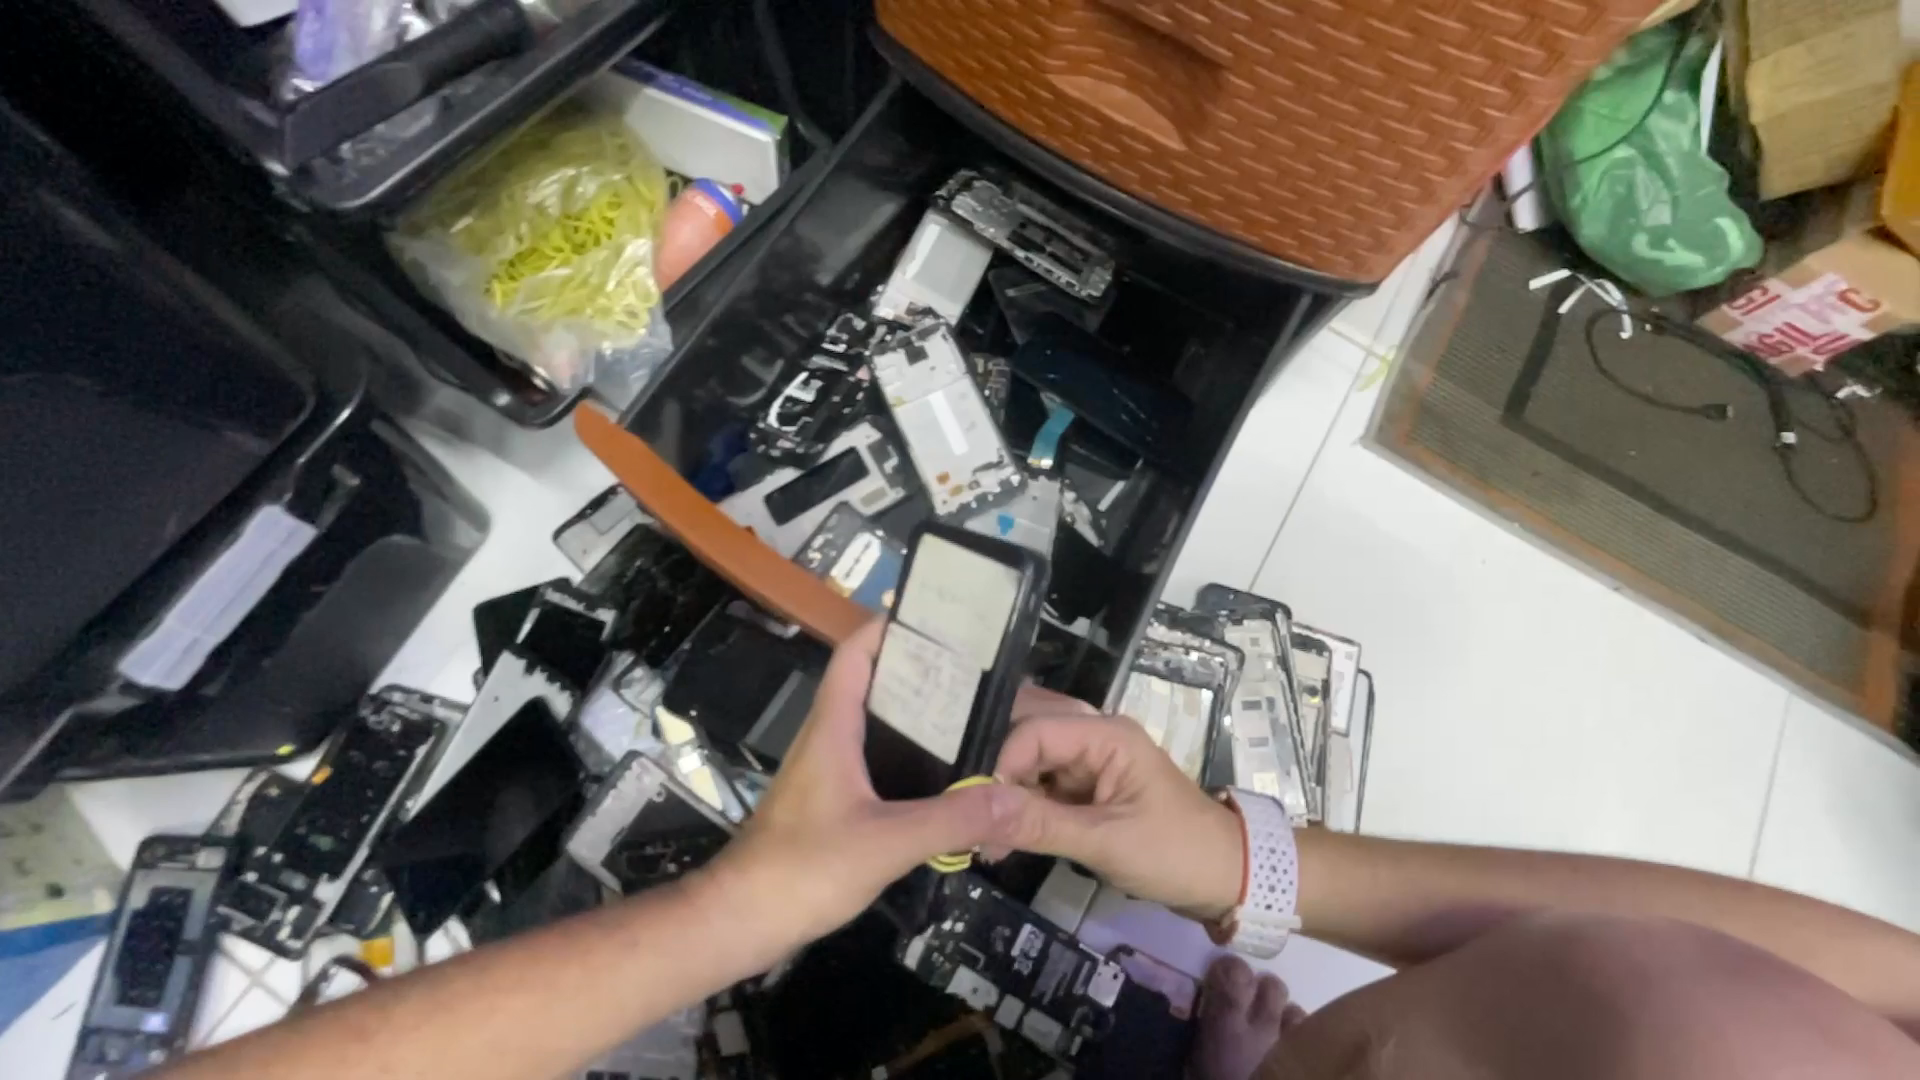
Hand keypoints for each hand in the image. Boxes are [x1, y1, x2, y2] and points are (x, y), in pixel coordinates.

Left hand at [697, 620, 1026, 957]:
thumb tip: (1010, 797)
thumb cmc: (802, 869)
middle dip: (915, 667)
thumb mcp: (885, 843)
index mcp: (832, 728)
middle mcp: (827, 737)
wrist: (740, 921)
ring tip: (968, 712)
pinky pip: (872, 757)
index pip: (855, 655)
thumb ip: (949, 820)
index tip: (933, 616)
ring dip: (912, 711)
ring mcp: (825, 769)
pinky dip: (905, 752)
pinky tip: (939, 772)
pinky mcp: (828, 800)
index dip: (888, 628)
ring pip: (872, 722)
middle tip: (971, 667)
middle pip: (869, 682)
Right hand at [993, 710, 1245, 920]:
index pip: (1033, 730)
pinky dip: (1021, 802)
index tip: (980, 811)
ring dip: (1006, 785)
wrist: (1226, 877)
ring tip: (983, 826)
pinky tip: (1002, 832)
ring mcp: (1089, 757)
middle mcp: (1093, 733)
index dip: (1001, 765)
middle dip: (995, 762)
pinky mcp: (1086, 783)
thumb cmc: (1175, 853)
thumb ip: (1039, 824)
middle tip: (968, 803)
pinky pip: (1042, 779)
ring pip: (1031, 753)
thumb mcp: (1105, 842)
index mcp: (1105, 733)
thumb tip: (974, 811)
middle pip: (1027, 726)